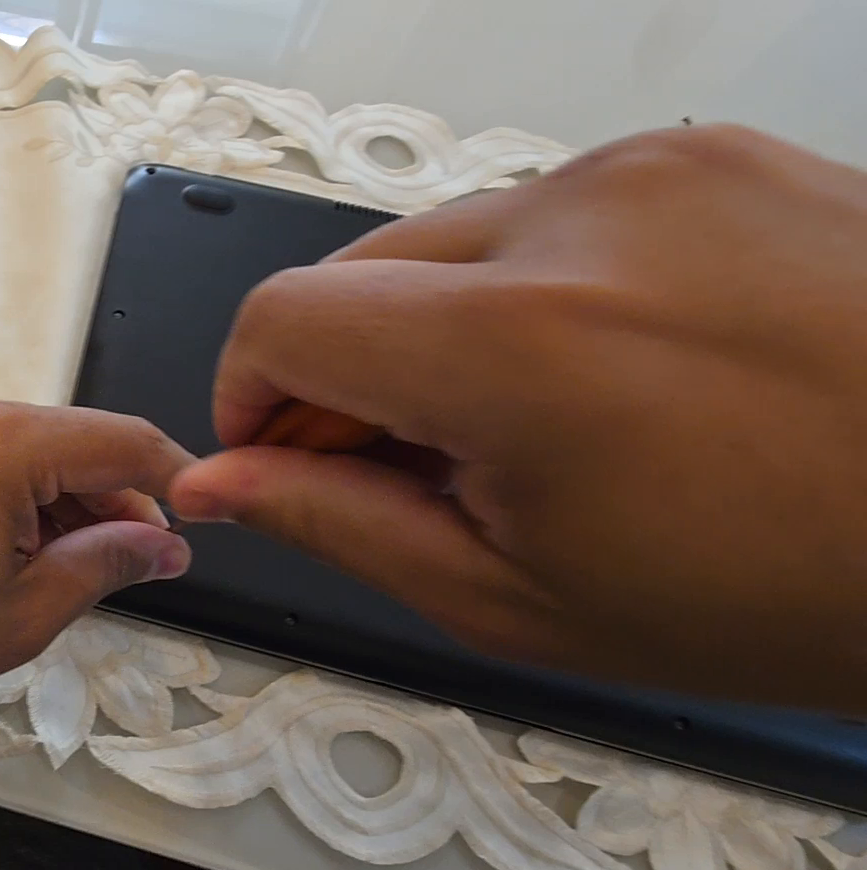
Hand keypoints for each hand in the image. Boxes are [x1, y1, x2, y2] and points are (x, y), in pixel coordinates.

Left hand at [0, 383, 193, 772]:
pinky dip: (2, 498)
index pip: (122, 439)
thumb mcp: (24, 612)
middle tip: (130, 564)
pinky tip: (1, 552)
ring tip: (60, 572)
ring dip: (54, 503)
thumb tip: (163, 543)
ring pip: (16, 453)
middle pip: (65, 443)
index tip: (197, 518)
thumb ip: (107, 562)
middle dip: (108, 500)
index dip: (174, 478)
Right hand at [169, 124, 866, 712]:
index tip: (273, 457)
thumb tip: (212, 483)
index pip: (279, 321)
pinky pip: (512, 227)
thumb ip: (327, 521)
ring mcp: (651, 169)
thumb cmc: (775, 590)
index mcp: (518, 344)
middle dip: (322, 378)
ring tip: (485, 426)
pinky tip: (556, 375)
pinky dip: (487, 302)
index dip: (246, 396)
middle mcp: (581, 218)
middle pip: (336, 279)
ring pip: (415, 251)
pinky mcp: (697, 158)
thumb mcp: (499, 594)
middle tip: (382, 462)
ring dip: (404, 341)